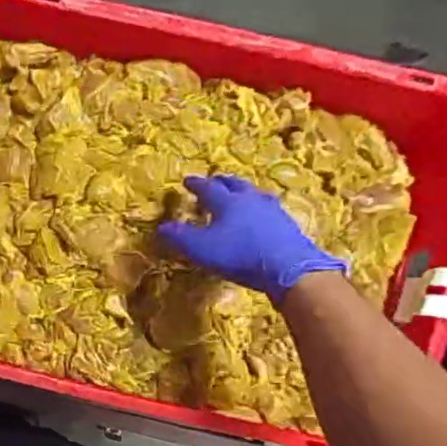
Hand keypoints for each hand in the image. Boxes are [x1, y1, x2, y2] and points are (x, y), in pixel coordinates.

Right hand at [157, 175, 345, 303]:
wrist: (286, 265)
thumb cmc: (238, 254)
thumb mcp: (201, 248)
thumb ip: (180, 237)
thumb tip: (161, 227)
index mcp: (228, 202)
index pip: (209, 188)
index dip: (197, 184)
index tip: (187, 181)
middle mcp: (250, 199)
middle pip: (235, 185)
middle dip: (223, 182)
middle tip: (215, 180)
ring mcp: (271, 209)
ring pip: (253, 194)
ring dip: (242, 192)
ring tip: (238, 194)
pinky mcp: (284, 223)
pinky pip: (267, 208)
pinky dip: (257, 207)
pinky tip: (258, 215)